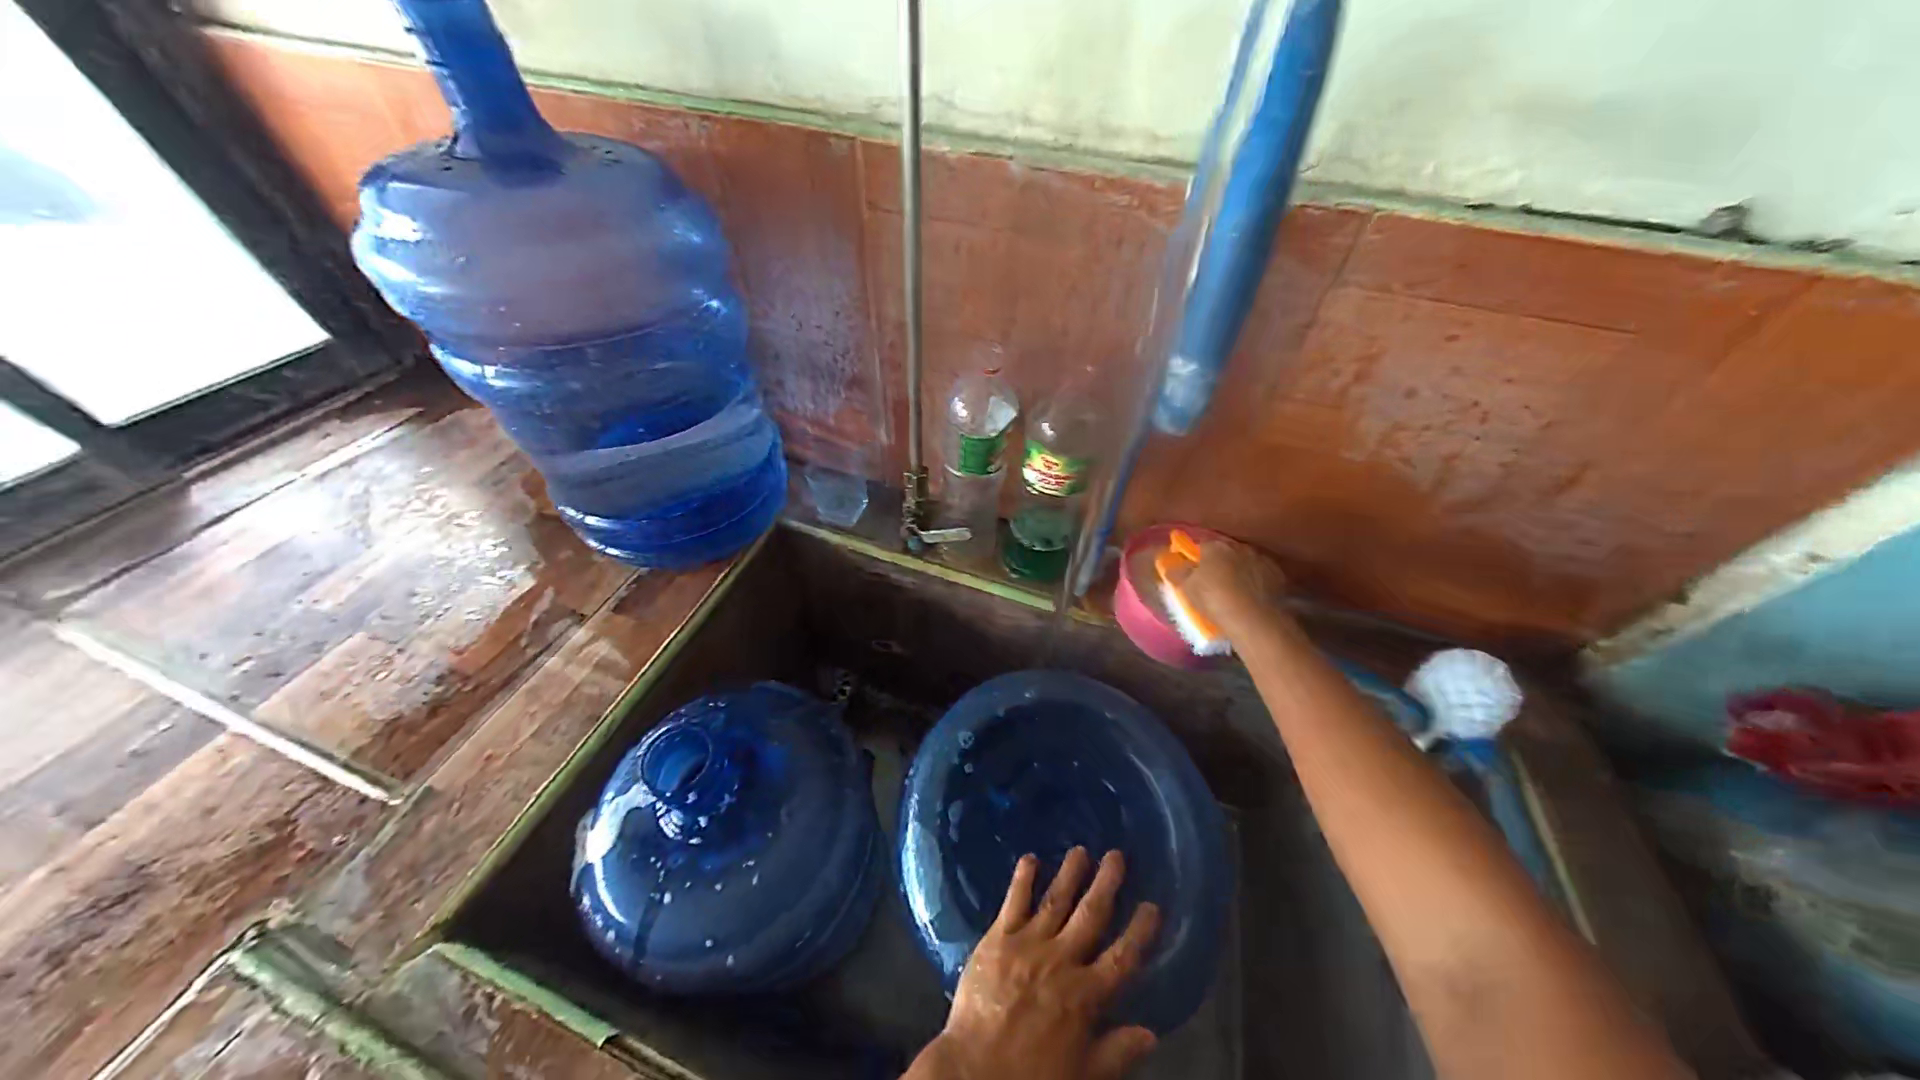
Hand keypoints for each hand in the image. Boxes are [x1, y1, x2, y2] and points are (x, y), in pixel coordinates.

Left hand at [904, 847, 1161, 1079]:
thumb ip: (1116, 1051)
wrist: (976, 1071)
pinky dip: (1023, 879)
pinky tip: (1030, 859)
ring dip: (1070, 874)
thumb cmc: (1032, 1075)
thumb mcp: (1083, 1073)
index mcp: (1086, 995)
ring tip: (1080, 850)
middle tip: (1116, 855)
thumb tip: (1151, 1033)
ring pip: (1056, 901)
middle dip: (1106, 884)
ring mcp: (1029, 945)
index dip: (1139, 931)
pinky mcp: (998, 939)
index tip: (1152, 905)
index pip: (1123, 957)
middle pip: (1091, 916)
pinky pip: (1014, 902)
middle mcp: (1062, 961)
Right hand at [1182, 539, 1289, 641]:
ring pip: (1244, 562)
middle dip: (1218, 562)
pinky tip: (1251, 596)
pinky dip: (1255, 581)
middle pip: (1224, 552)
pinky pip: (1260, 574)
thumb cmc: (1213, 599)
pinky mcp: (1277, 575)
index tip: (1191, 570)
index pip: (1200, 545)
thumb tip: (1170, 564)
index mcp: (1214, 546)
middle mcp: (1239, 547)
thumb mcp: (1186, 588)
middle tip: (1211, 581)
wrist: (1253, 618)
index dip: (1195, 558)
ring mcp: (1260, 559)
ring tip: (1233, 590)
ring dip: (1238, 570)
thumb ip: (1177, 572)